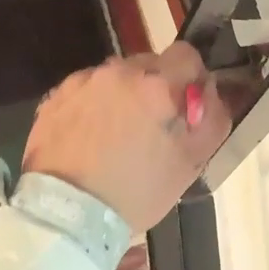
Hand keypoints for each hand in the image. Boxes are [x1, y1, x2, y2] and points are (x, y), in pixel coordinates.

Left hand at [23, 42, 229, 230]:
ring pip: (115, 76)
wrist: (67, 214)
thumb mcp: (190, 163)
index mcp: (156, 85)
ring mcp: (84, 81)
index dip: (190, 79)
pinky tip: (89, 137)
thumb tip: (209, 91)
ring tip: (115, 135)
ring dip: (122, 95)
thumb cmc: (136, 192)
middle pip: (148, 64)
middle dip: (154, 88)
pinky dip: (93, 104)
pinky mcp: (56, 95)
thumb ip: (212, 118)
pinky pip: (86, 89)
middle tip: (150, 127)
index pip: (186, 55)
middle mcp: (118, 72)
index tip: (185, 106)